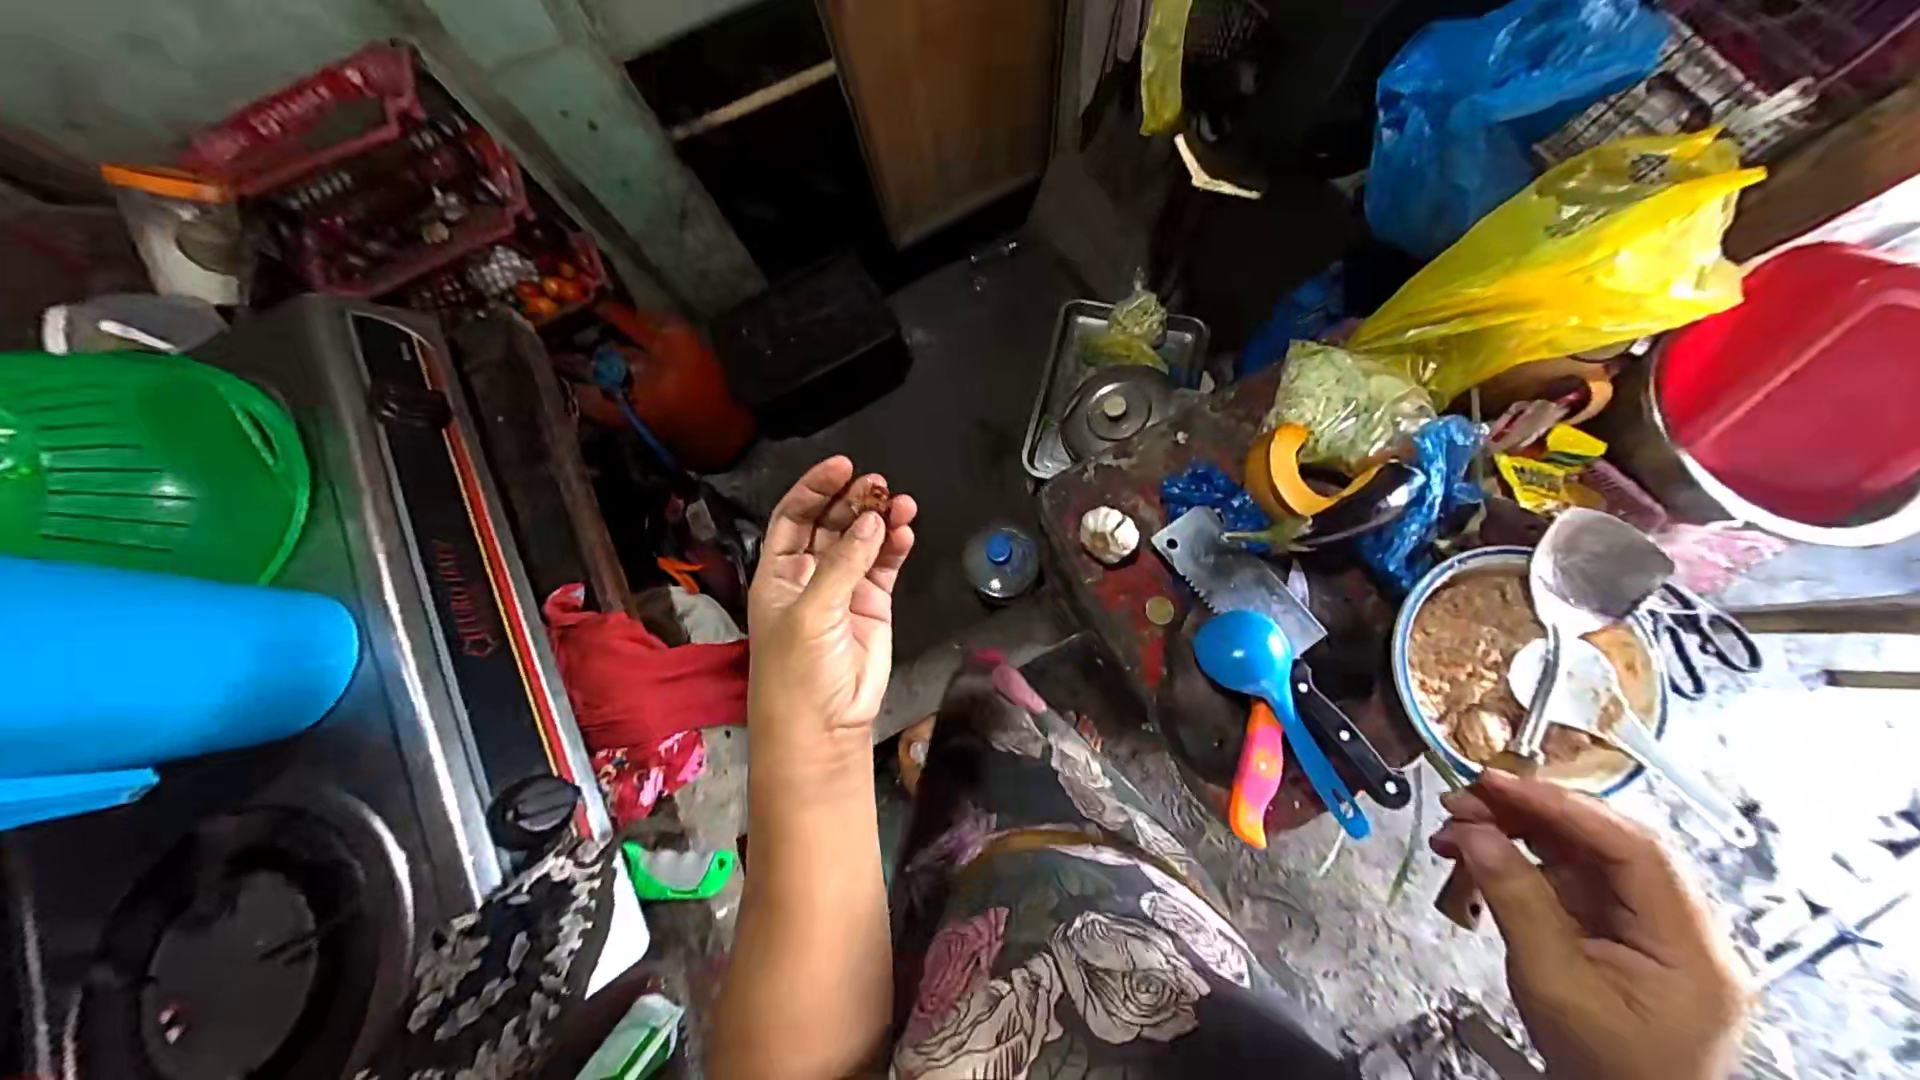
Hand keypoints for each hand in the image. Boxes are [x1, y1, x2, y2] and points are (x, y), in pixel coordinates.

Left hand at [748, 457, 916, 757]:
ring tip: (901, 502)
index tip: (841, 467)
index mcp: (779, 572)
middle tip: (878, 483)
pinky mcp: (874, 605)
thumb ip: (843, 564)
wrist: (824, 725)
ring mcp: (845, 589)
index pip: (794, 516)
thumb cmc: (796, 673)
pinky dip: (896, 547)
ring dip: (880, 519)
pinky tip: (905, 532)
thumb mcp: (810, 613)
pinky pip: (886, 566)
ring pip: (863, 541)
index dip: (815, 488)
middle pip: (832, 522)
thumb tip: (871, 522)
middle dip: (853, 500)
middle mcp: (811, 575)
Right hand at [1431, 770, 1747, 1079]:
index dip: (1562, 806)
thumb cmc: (1600, 1062)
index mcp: (1690, 946)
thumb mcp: (1554, 984)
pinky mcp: (1609, 924)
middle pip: (1605, 840)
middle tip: (1462, 798)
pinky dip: (1512, 854)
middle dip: (1529, 811)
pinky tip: (1470, 851)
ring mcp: (1642, 922)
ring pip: (1577, 849)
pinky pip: (1560, 871)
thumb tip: (1472, 830)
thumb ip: (1517, 901)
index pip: (1634, 849)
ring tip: (1453, 824)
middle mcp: (1676, 924)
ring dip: (1512, 828)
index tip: (1495, 784)